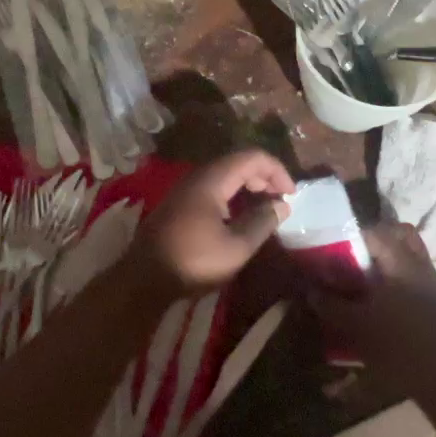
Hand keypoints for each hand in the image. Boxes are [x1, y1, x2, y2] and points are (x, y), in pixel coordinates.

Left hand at [134, 148, 294, 296]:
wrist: (143, 278)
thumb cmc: (193, 261)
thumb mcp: (236, 247)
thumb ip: (262, 222)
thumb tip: (281, 205)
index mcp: (211, 180)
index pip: (252, 157)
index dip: (276, 171)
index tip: (291, 194)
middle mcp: (197, 177)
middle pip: (237, 163)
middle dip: (264, 177)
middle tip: (281, 201)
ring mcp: (185, 189)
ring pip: (224, 175)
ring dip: (248, 187)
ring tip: (265, 209)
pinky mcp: (179, 203)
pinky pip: (213, 187)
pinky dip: (232, 195)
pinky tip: (240, 216)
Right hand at [309, 223, 435, 406]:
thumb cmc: (399, 347)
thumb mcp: (356, 327)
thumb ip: (331, 305)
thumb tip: (311, 291)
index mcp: (401, 262)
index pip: (375, 232)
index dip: (350, 235)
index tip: (332, 248)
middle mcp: (421, 265)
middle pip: (400, 235)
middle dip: (375, 242)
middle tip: (352, 258)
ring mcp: (434, 284)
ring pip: (409, 256)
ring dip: (387, 261)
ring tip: (364, 281)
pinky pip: (415, 276)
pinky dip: (398, 279)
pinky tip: (382, 303)